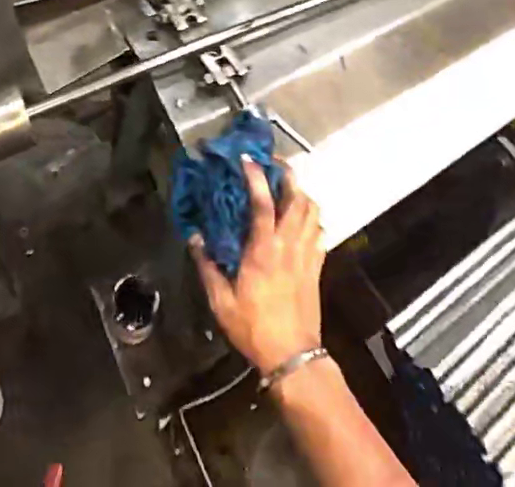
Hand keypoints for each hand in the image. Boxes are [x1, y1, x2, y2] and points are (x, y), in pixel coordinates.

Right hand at [190, 156, 324, 373]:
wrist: (292, 356)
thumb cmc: (253, 328)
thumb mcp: (221, 301)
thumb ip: (207, 267)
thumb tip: (195, 238)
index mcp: (263, 250)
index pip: (263, 203)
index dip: (256, 177)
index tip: (247, 159)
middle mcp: (289, 244)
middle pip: (298, 198)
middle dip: (288, 175)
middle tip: (273, 164)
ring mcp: (307, 254)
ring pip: (312, 210)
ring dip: (301, 193)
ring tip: (286, 188)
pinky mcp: (317, 265)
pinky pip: (319, 231)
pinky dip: (311, 217)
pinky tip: (300, 219)